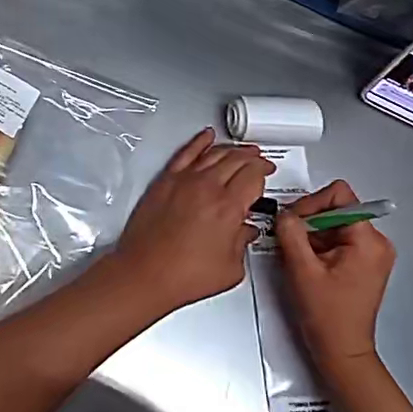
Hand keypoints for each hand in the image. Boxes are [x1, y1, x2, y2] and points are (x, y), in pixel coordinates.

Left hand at [109, 129, 273, 311]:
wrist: (145, 274)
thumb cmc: (181, 275)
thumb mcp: (230, 268)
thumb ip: (243, 243)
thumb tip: (245, 232)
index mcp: (228, 207)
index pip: (253, 175)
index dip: (264, 171)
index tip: (267, 171)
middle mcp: (207, 188)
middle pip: (237, 159)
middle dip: (252, 158)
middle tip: (258, 160)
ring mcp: (185, 181)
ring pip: (214, 153)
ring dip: (232, 149)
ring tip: (240, 150)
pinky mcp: (166, 181)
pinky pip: (186, 152)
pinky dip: (199, 141)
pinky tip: (206, 136)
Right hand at [275, 180, 395, 369]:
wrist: (342, 352)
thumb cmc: (329, 319)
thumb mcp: (302, 270)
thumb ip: (291, 233)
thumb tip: (285, 213)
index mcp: (368, 241)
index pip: (340, 195)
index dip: (312, 203)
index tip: (296, 219)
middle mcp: (376, 243)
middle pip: (336, 208)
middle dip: (310, 222)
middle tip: (293, 239)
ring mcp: (371, 253)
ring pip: (333, 223)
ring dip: (312, 235)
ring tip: (301, 258)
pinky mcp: (363, 261)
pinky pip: (336, 238)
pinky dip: (318, 246)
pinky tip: (309, 264)